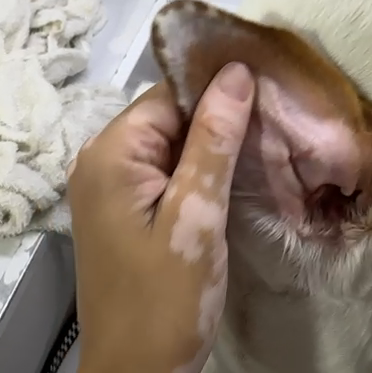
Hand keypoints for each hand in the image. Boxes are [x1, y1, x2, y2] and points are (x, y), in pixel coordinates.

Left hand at [68, 64, 256, 372]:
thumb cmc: (164, 301)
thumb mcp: (196, 218)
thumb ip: (214, 141)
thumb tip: (236, 70)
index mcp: (111, 151)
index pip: (171, 94)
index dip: (217, 92)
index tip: (266, 94)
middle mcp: (101, 156)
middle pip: (169, 114)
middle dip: (216, 119)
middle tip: (270, 123)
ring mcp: (108, 183)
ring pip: (169, 140)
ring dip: (210, 144)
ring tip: (260, 145)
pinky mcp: (121, 206)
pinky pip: (163, 168)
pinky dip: (195, 168)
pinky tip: (230, 175)